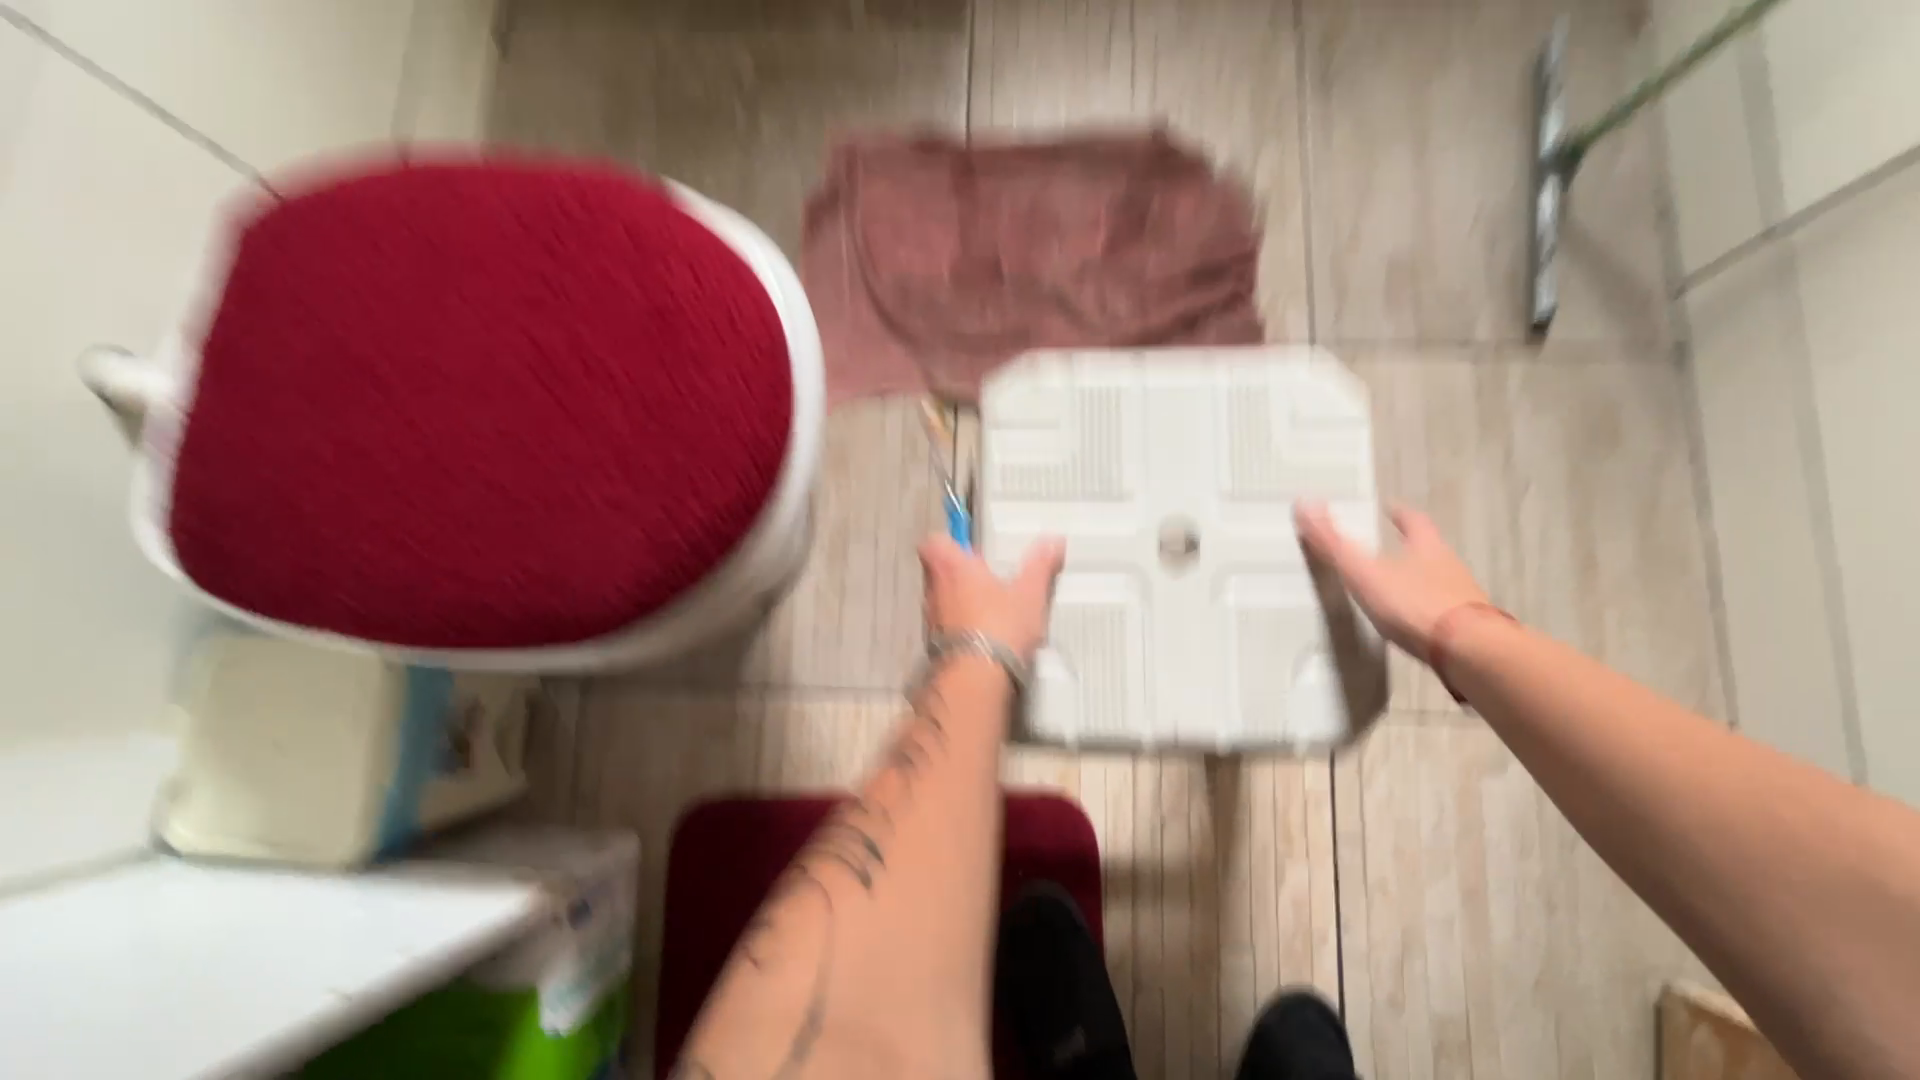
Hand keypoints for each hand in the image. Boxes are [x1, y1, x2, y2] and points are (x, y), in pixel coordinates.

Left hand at [919, 535, 1066, 662]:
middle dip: (957, 572)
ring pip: (939, 599)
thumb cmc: (1000, 625)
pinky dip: (958, 626)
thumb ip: (1040, 565)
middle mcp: (934, 589)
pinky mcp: (933, 645)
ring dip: (957, 600)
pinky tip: (983, 635)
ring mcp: (931, 619)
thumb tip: (1054, 540)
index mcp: (952, 567)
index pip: (932, 543)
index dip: (947, 542)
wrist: (976, 677)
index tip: (966, 546)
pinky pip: (944, 627)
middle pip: (936, 571)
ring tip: (987, 608)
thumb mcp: (1030, 593)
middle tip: (984, 576)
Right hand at [1293, 500, 1489, 657]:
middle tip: (1390, 548)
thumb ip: (1332, 543)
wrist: (1468, 650)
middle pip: (1429, 550)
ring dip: (1419, 580)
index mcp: (1426, 547)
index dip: (1400, 514)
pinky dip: (1428, 610)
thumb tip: (1303, 502)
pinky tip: (1414, 621)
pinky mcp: (1468, 627)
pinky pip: (1445, 611)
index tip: (1390, 507)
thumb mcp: (1363, 572)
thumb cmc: (1413, 604)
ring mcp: (1462, 597)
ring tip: (1396, 588)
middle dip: (1410, 547)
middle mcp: (1449, 566)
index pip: (1414, 521)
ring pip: (1438, 580)